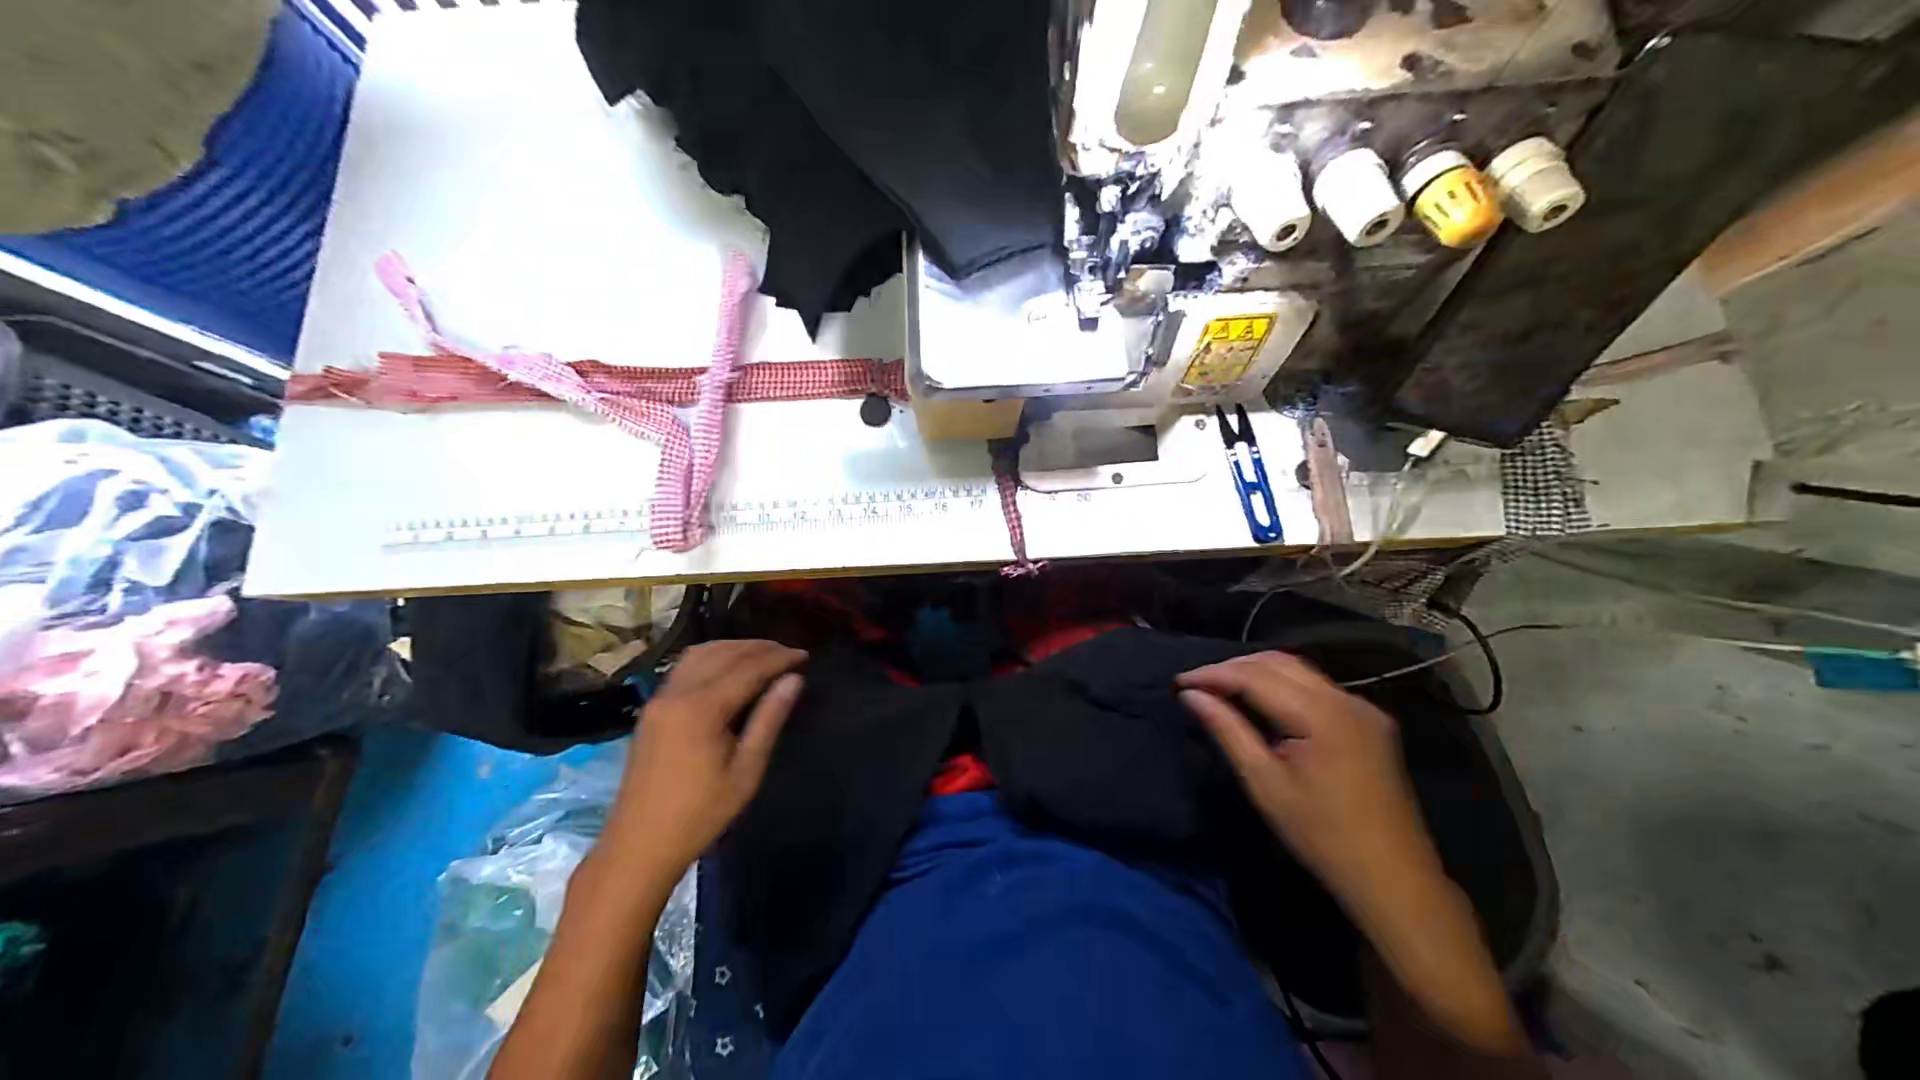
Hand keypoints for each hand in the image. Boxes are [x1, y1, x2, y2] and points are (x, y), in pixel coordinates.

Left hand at [601, 639, 806, 880]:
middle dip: (759, 648)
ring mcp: (659, 699)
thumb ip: (769, 719)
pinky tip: (729, 668)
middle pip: (723, 653)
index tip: (805, 655)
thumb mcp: (746, 771)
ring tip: (763, 656)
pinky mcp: (652, 709)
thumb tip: (794, 680)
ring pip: (700, 654)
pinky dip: (712, 657)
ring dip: (733, 648)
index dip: (779, 659)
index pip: (748, 668)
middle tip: (789, 654)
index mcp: (701, 709)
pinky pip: (684, 667)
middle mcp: (677, 693)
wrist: (639, 845)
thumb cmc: (700, 814)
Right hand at [1177, 652, 1443, 920]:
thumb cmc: (1322, 836)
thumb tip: (1191, 696)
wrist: (1394, 878)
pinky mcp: (1370, 721)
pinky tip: (1260, 700)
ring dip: (1257, 672)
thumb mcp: (1264, 783)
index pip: (1255, 676)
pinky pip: (1317, 687)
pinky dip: (1282, 685)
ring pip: (1299, 671)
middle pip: (1279, 663)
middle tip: (1196, 683)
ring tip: (1220, 687)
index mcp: (1321, 714)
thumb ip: (1228, 730)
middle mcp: (1346, 699)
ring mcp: (1363, 708)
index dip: (1214, 675)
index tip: (1179, 682)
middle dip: (1233, 667)